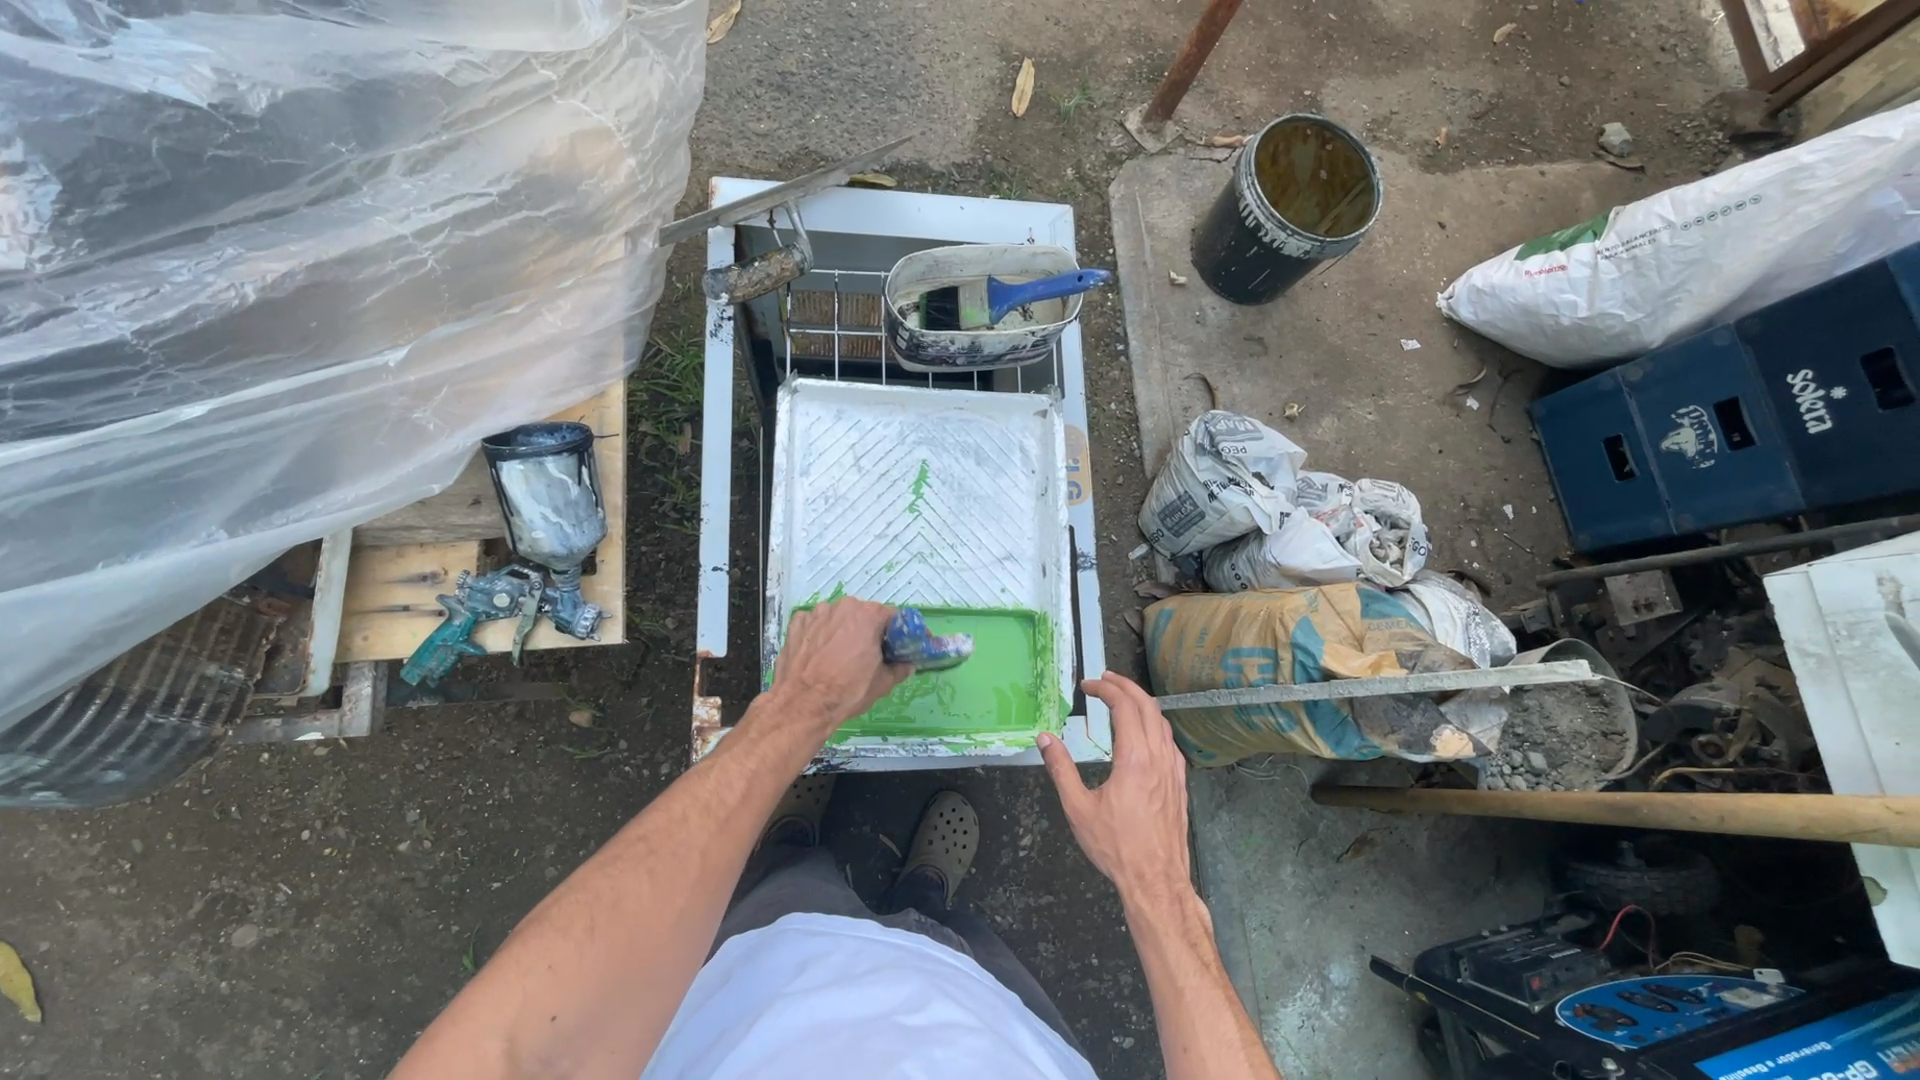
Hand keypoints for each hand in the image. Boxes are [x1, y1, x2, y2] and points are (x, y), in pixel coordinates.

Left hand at [770, 598, 912, 734]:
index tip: (895, 647)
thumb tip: (907, 665)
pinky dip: (819, 635)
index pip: (891, 617)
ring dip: (841, 631)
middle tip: (867, 654)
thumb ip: (899, 669)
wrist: (802, 705)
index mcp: (869, 615)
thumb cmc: (847, 691)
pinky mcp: (796, 624)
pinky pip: (815, 624)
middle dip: (867, 630)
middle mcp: (843, 606)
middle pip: (862, 614)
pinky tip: (818, 654)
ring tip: (838, 656)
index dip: (896, 632)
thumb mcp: (883, 683)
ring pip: (837, 618)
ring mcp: (816, 613)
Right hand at [1037, 672, 1193, 909]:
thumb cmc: (1115, 846)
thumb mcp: (1078, 808)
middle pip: (1148, 706)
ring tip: (1122, 699)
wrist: (1156, 880)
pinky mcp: (1180, 784)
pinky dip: (1155, 725)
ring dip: (1142, 703)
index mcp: (1134, 758)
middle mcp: (1159, 757)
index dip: (1105, 689)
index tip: (1087, 686)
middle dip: (1126, 686)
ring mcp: (1174, 770)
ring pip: (1163, 722)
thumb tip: (1044, 738)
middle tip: (1105, 679)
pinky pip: (1170, 742)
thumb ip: (1061, 769)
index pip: (1124, 707)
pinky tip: (1145, 734)